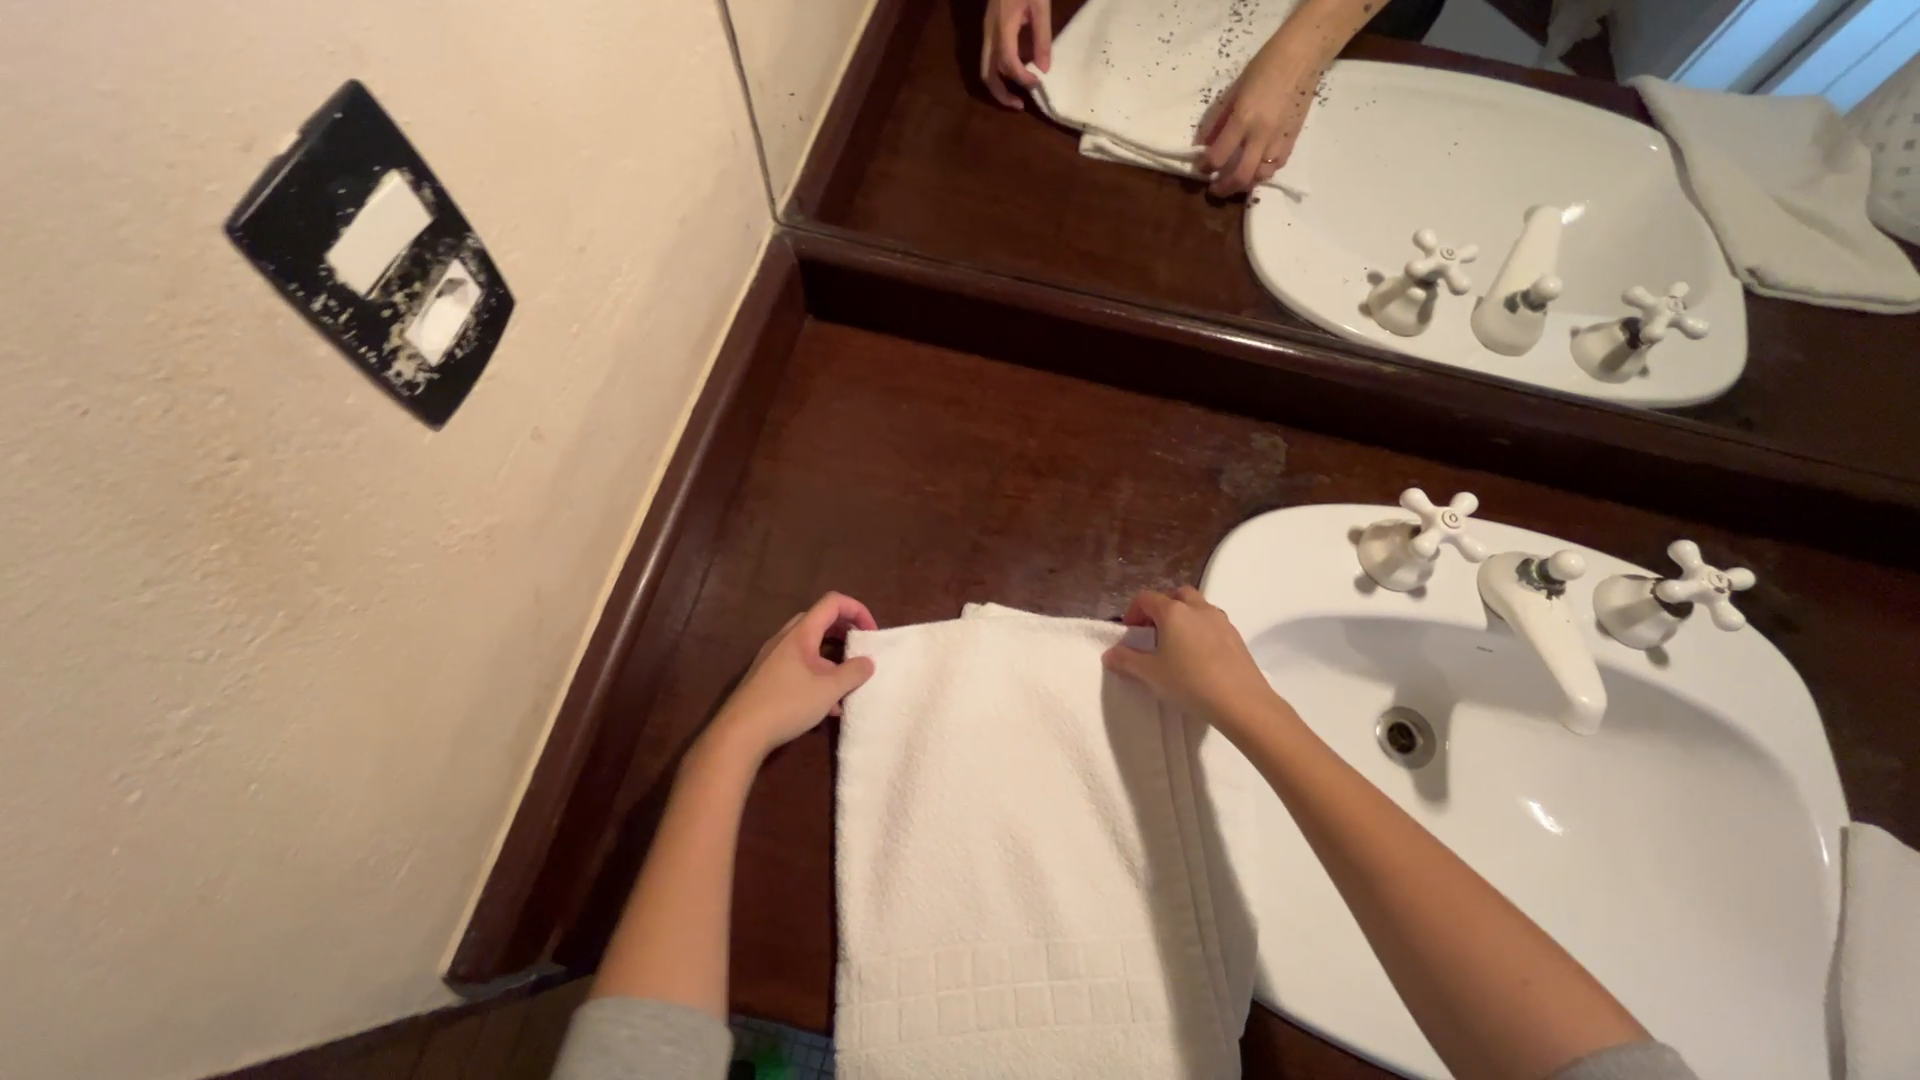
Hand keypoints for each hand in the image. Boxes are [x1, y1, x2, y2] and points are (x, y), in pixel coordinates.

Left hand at [704, 592, 877, 760]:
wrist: (740, 733)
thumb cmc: (786, 705)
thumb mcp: (828, 690)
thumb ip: (853, 673)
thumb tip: (868, 662)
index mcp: (801, 634)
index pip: (832, 603)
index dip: (857, 610)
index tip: (871, 633)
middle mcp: (785, 639)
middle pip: (819, 620)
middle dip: (844, 630)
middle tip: (860, 647)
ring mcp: (773, 657)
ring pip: (809, 644)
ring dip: (831, 656)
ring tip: (847, 680)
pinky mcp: (767, 676)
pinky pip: (798, 664)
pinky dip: (817, 673)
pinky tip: (827, 705)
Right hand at [981, 0, 1051, 108]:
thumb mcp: (1040, 5)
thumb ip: (1042, 37)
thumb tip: (1044, 69)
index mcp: (1003, 28)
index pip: (1009, 64)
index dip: (1023, 78)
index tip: (1038, 82)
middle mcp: (989, 34)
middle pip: (987, 75)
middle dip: (1002, 95)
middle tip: (1020, 106)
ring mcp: (986, 32)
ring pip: (986, 69)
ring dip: (999, 87)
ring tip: (1017, 96)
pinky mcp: (989, 30)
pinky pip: (990, 59)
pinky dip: (1000, 73)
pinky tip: (1016, 73)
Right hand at [1101, 587, 1281, 736]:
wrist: (1241, 702)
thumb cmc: (1190, 683)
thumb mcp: (1151, 674)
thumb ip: (1127, 661)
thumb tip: (1109, 654)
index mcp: (1173, 612)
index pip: (1146, 598)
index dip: (1133, 612)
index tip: (1130, 634)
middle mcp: (1198, 608)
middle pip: (1176, 594)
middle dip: (1162, 608)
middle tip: (1154, 633)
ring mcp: (1220, 620)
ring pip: (1198, 607)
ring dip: (1184, 617)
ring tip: (1177, 646)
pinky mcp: (1236, 636)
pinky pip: (1213, 623)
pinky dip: (1201, 631)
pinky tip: (1200, 658)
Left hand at [1199, 33, 1324, 195]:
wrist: (1303, 53)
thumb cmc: (1265, 65)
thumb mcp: (1234, 90)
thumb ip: (1218, 120)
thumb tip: (1204, 144)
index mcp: (1244, 118)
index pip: (1219, 156)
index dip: (1205, 166)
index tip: (1201, 167)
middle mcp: (1262, 134)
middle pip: (1241, 177)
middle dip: (1224, 188)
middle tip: (1214, 188)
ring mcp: (1280, 138)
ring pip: (1261, 177)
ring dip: (1244, 184)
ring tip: (1234, 181)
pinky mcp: (1294, 138)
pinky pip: (1277, 166)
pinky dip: (1263, 173)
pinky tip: (1254, 168)